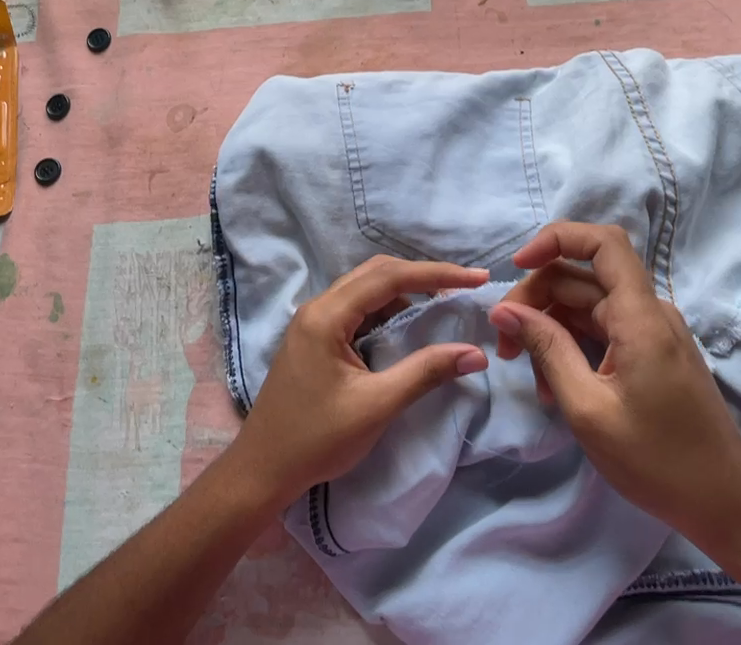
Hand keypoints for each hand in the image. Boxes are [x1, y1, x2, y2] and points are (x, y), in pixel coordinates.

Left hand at [226, 255, 490, 505]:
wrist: (264, 467)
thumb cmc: (317, 439)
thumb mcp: (377, 406)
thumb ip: (425, 373)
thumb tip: (475, 353)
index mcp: (326, 316)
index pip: (388, 277)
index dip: (436, 274)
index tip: (476, 278)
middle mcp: (317, 308)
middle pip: (375, 273)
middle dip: (422, 277)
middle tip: (463, 287)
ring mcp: (313, 322)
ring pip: (366, 291)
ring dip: (404, 295)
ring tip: (442, 310)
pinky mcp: (315, 338)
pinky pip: (357, 311)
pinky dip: (387, 313)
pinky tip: (407, 332)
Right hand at [488, 222, 740, 545]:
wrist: (726, 505)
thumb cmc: (657, 461)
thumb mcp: (588, 408)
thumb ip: (546, 349)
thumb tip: (504, 310)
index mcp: (642, 318)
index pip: (604, 243)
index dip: (556, 239)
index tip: (516, 266)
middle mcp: (649, 313)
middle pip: (580, 277)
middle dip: (535, 300)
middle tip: (504, 342)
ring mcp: (651, 333)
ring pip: (584, 306)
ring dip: (548, 330)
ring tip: (526, 374)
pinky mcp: (649, 353)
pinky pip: (599, 331)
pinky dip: (569, 348)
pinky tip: (552, 386)